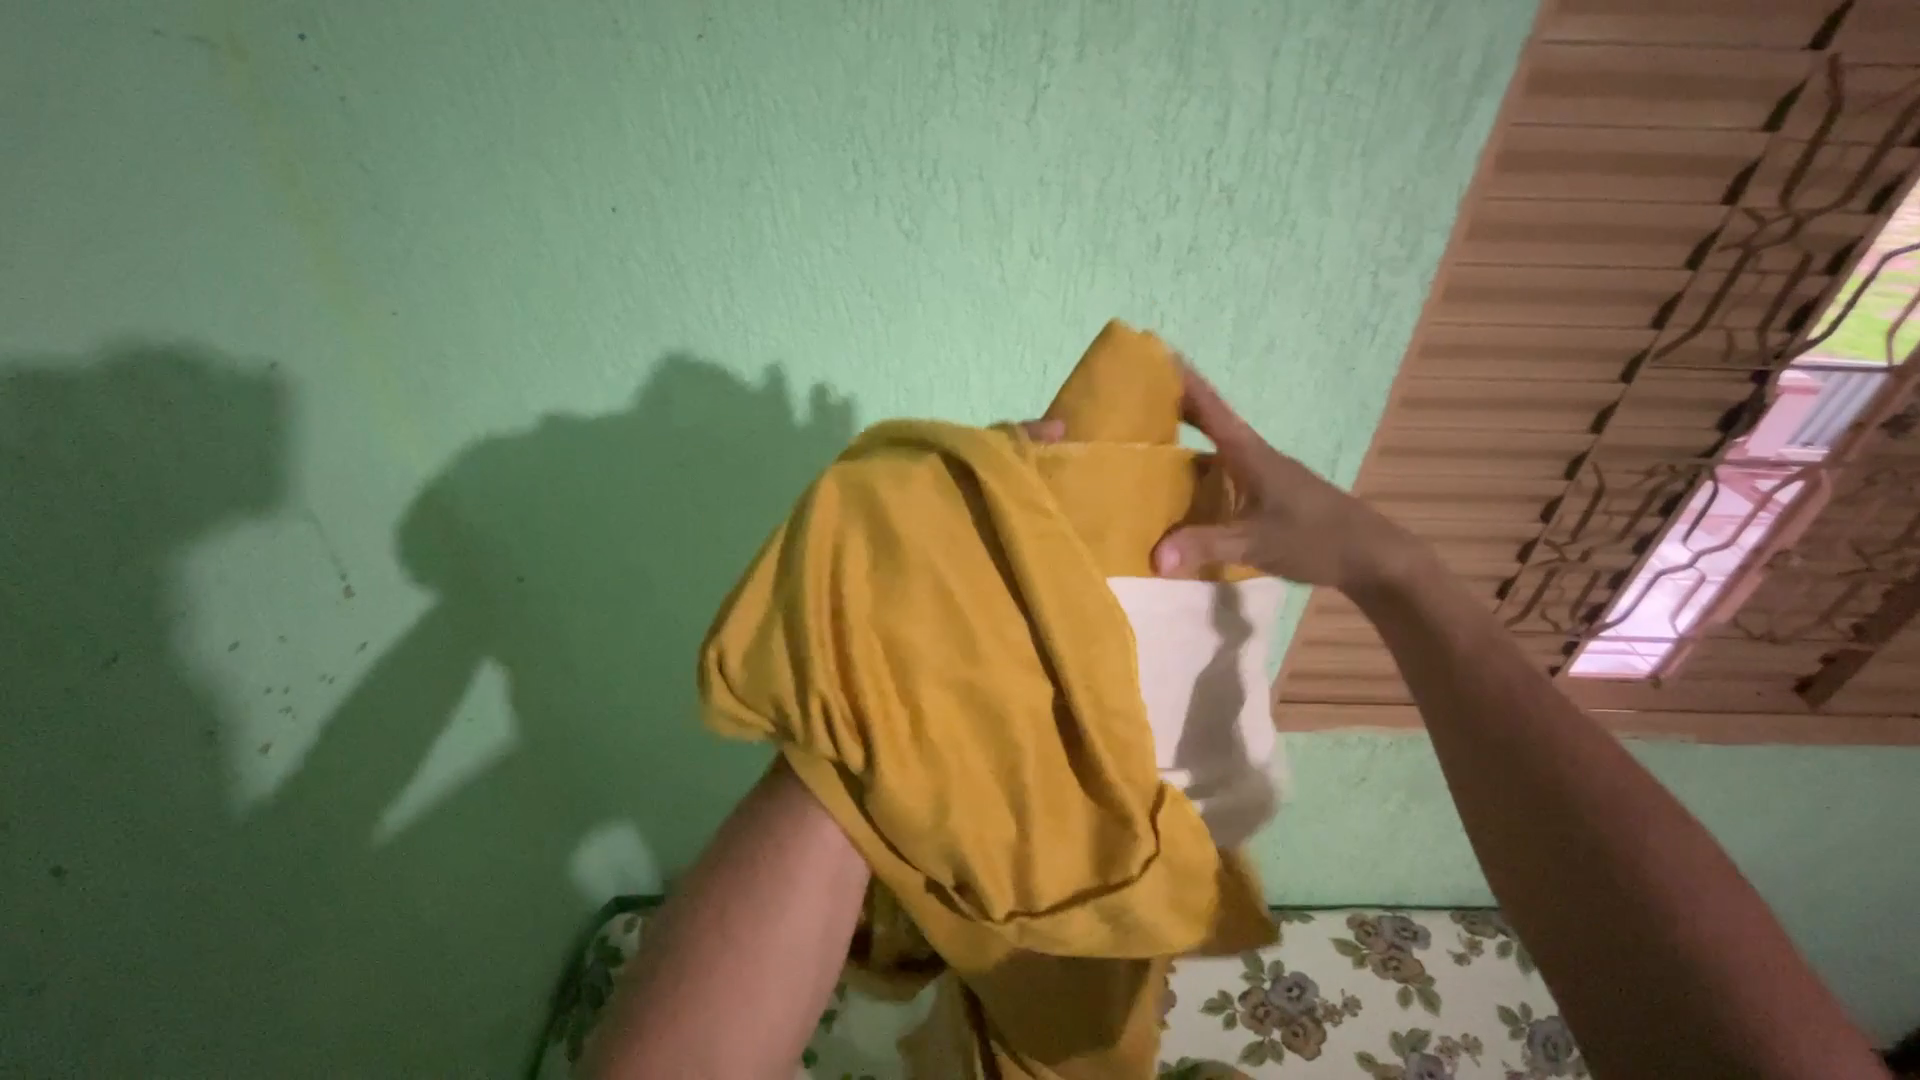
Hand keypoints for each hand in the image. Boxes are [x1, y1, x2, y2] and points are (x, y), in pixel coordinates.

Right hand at [1150, 362, 1420, 590]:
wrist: (1372, 558)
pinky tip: (1183, 495)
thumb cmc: (1317, 539)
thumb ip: (1206, 546)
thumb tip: (1156, 557)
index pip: (1211, 408)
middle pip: (1210, 424)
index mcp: (1250, 455)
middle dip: (1176, 409)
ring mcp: (1264, 478)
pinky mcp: (1269, 498)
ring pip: (1216, 452)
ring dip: (1186, 445)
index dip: (1185, 380)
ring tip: (1148, 446)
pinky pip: (1224, 477)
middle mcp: (1255, 458)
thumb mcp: (1256, 543)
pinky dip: (1200, 477)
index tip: (1157, 353)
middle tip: (1136, 401)